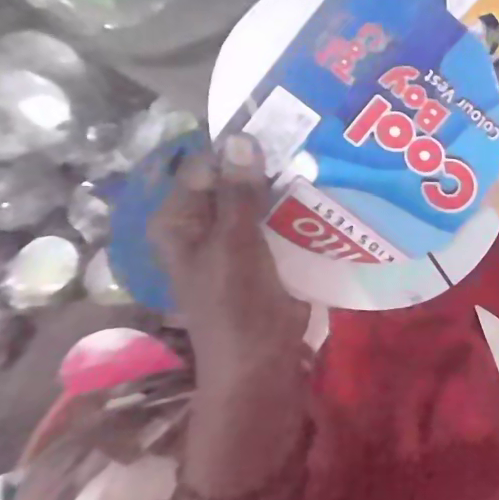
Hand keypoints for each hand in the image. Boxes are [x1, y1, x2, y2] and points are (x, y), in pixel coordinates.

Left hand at [149, 134, 307, 393]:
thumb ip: (238, 194)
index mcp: (178, 221)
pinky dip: (293, 210)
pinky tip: (320, 195)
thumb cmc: (238, 308)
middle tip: (307, 146)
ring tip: (318, 163)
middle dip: (265, 167)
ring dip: (283, 187)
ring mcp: (232, 241)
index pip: (206, 167)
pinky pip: (274, 221)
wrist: (262, 365)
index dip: (240, 151)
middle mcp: (200, 226)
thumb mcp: (235, 246)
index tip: (282, 134)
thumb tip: (240, 138)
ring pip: (257, 200)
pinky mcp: (260, 255)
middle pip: (232, 181)